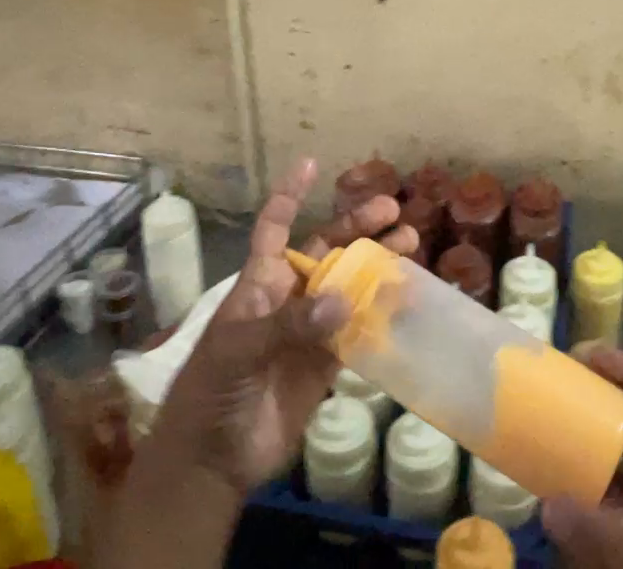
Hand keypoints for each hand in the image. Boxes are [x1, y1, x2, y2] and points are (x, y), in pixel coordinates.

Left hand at [147, 157, 418, 492]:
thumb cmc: (211, 390)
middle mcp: (288, 298)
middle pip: (328, 250)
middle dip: (358, 227)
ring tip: (411, 243)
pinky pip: (360, 327)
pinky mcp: (327, 362)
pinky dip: (383, 312)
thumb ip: (291, 324)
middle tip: (394, 210)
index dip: (290, 195)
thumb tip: (345, 299)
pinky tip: (409, 298)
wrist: (213, 458)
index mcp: (259, 283)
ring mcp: (310, 329)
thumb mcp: (240, 350)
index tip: (312, 164)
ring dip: (379, 264)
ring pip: (351, 285)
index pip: (274, 228)